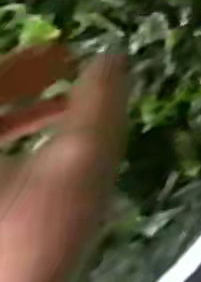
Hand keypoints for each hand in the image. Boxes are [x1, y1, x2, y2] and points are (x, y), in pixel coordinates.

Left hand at [1, 46, 127, 281]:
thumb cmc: (30, 231)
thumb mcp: (83, 156)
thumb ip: (100, 99)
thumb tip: (110, 57)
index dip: (18, 63)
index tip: (65, 50)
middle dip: (14, 85)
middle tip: (67, 70)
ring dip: (9, 115)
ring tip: (62, 107)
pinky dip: (3, 143)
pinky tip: (36, 148)